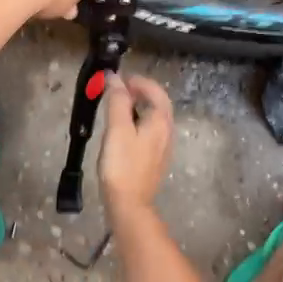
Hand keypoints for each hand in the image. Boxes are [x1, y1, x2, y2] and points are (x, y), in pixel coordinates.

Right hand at [99, 73, 173, 217]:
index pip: (155, 91)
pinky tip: (123, 130)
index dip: (138, 81)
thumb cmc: (122, 164)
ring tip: (117, 106)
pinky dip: (138, 122)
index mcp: (161, 121)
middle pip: (158, 103)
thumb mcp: (117, 129)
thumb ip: (117, 100)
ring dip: (139, 106)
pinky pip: (150, 131)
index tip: (118, 78)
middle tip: (118, 90)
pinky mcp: (155, 159)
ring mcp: (163, 147)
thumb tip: (115, 78)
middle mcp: (167, 132)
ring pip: (154, 118)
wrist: (129, 204)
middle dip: (140, 92)